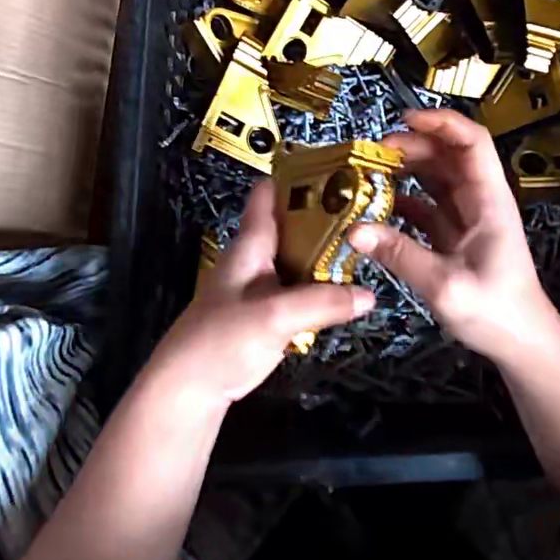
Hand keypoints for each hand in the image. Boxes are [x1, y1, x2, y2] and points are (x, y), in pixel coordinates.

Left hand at [146, 183, 374, 407]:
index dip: (299, 176)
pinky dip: (323, 284)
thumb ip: (322, 303)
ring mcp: (264, 286)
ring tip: (369, 244)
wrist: (190, 388)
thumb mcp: (274, 316)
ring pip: (301, 257)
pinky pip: (302, 288)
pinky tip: (349, 287)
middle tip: (369, 210)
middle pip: (294, 224)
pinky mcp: (270, 312)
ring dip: (328, 251)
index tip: (338, 170)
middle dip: (327, 215)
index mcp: (251, 244)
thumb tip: (369, 295)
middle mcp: (258, 257)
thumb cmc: (221, 338)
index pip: (269, 193)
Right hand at [347, 109, 559, 370]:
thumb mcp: (445, 286)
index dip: (441, 123)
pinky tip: (378, 206)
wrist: (522, 344)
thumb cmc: (497, 312)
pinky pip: (426, 205)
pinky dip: (403, 200)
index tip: (403, 119)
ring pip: (435, 177)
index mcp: (489, 200)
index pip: (472, 142)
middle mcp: (478, 200)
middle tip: (373, 154)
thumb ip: (399, 255)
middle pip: (447, 155)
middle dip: (411, 146)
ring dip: (405, 170)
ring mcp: (466, 216)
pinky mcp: (454, 235)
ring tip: (369, 173)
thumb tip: (354, 230)